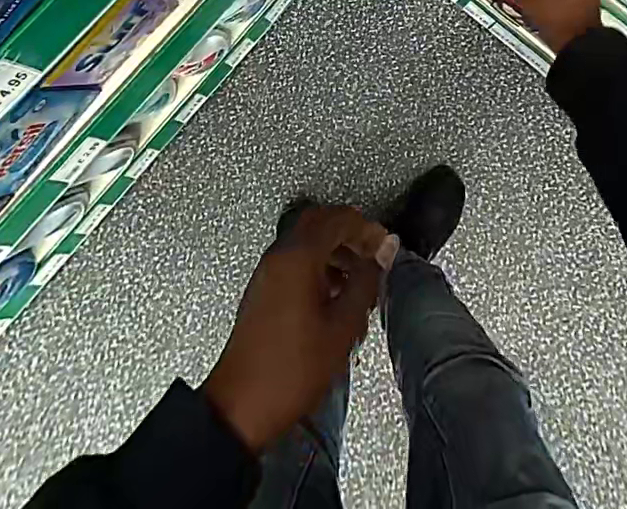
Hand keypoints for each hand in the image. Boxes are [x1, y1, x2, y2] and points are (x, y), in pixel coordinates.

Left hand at [202, 205, 396, 452]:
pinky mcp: (263, 290)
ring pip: (306, 240)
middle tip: (372, 252)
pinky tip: (335, 292)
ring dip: (335, 248)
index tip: (385, 245)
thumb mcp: (343, 325)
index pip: (338, 219)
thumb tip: (383, 252)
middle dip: (350, 231)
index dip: (367, 228)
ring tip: (359, 275)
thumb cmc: (292, 369)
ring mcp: (267, 273)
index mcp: (298, 257)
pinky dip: (318, 263)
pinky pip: (294, 260)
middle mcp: (279, 257)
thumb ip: (366, 280)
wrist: (241, 408)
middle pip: (319, 221)